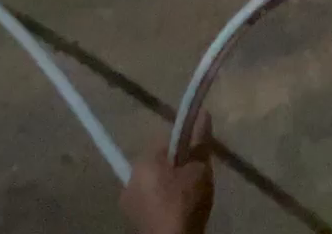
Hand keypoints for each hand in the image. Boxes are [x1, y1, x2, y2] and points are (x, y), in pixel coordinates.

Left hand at [120, 114, 213, 233]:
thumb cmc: (185, 202)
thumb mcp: (199, 169)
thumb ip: (199, 141)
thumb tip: (202, 113)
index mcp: (143, 162)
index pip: (166, 139)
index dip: (184, 144)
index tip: (196, 155)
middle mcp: (129, 178)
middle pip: (158, 159)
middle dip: (176, 163)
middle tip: (194, 173)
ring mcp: (128, 200)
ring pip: (153, 178)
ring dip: (168, 179)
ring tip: (187, 190)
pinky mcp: (133, 218)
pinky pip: (149, 196)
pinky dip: (162, 196)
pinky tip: (176, 205)